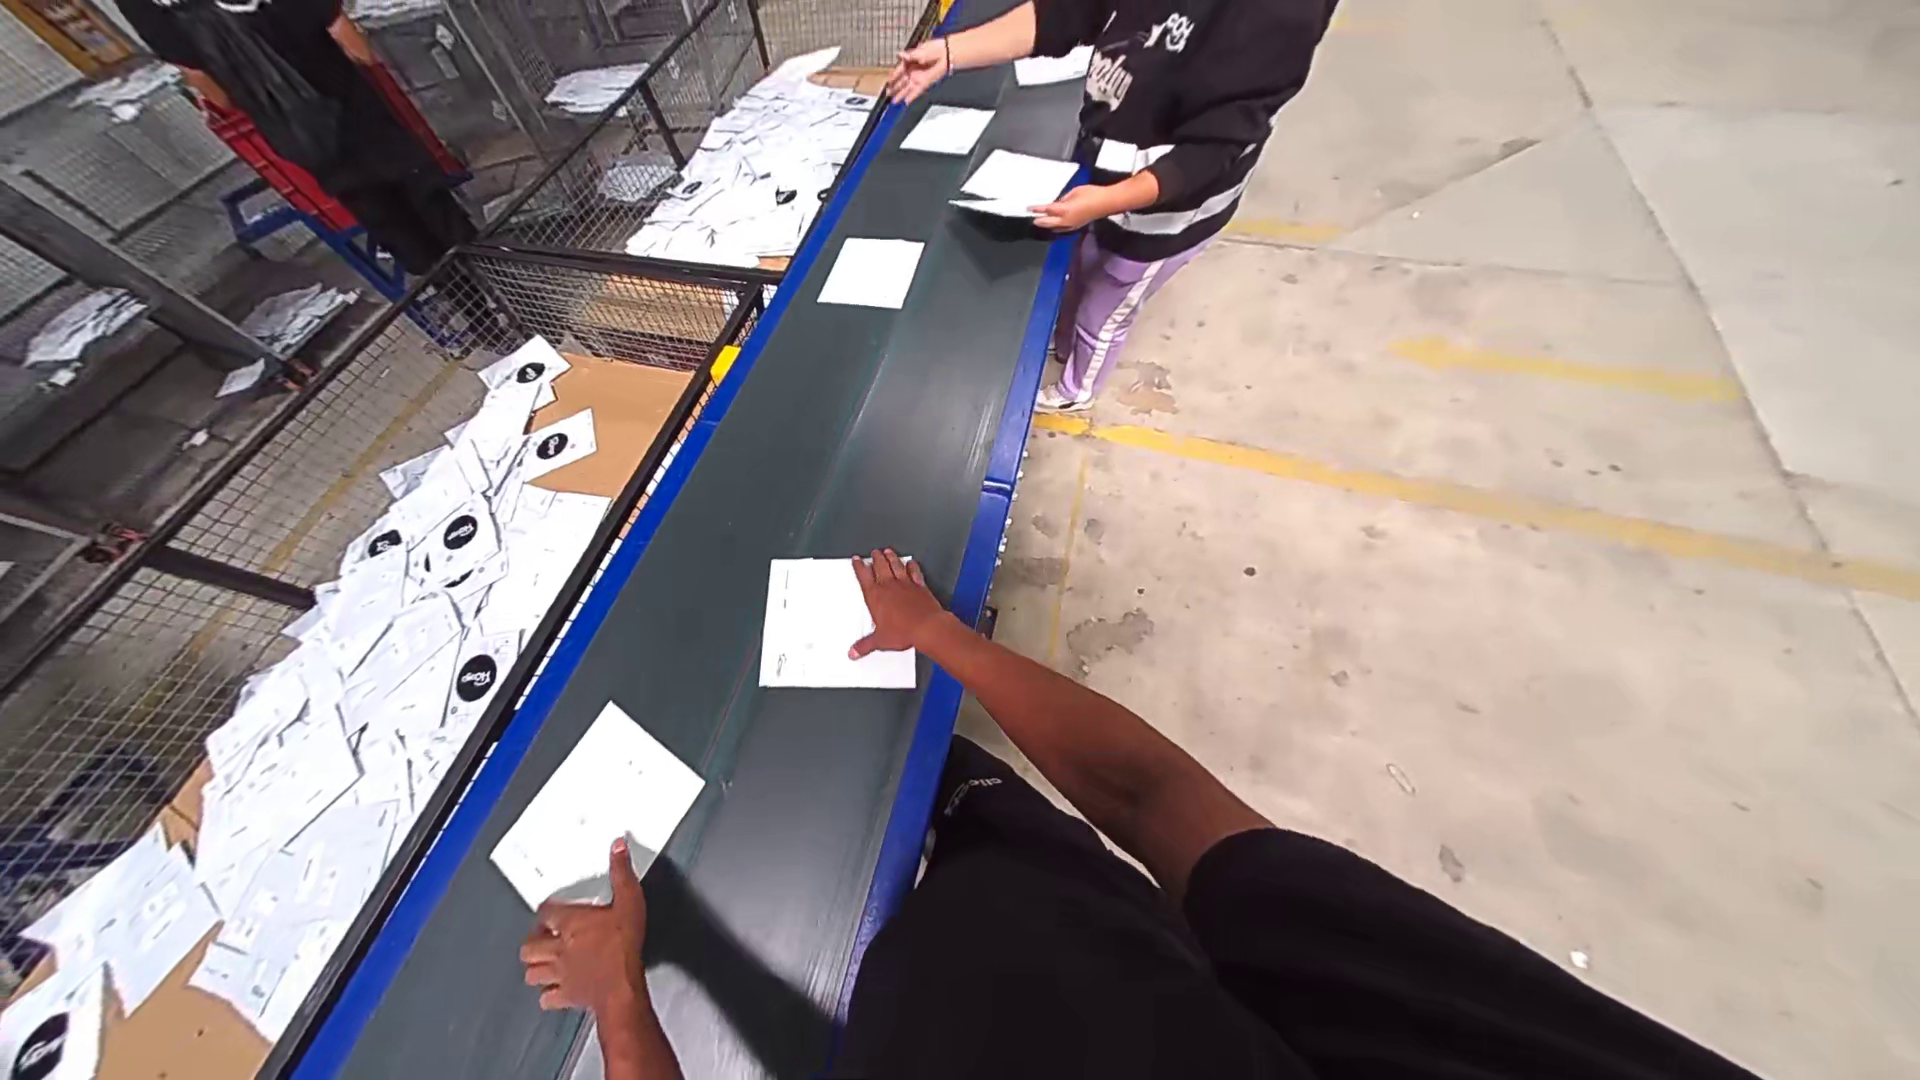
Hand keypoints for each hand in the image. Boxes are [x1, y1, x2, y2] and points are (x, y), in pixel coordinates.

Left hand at [521, 838, 647, 1015]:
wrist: (623, 985)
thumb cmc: (624, 943)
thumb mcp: (630, 898)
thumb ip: (621, 872)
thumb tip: (617, 847)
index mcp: (572, 924)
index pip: (547, 912)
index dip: (547, 908)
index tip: (551, 905)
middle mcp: (559, 949)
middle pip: (529, 946)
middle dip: (533, 938)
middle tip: (542, 933)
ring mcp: (560, 975)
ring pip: (531, 972)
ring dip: (535, 964)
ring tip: (543, 957)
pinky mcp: (566, 996)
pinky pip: (546, 997)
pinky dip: (547, 992)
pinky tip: (555, 987)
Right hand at [851, 549, 948, 657]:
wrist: (927, 627)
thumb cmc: (904, 631)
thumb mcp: (880, 640)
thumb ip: (865, 645)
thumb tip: (855, 651)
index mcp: (875, 596)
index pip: (864, 576)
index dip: (859, 566)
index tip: (857, 560)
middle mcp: (889, 586)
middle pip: (880, 566)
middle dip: (876, 558)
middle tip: (874, 552)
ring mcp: (905, 584)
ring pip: (896, 565)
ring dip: (891, 557)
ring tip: (888, 552)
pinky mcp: (920, 586)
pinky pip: (914, 571)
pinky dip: (912, 566)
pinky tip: (911, 562)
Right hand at [887, 39, 948, 103]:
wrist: (945, 54)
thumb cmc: (934, 49)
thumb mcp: (920, 50)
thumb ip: (910, 56)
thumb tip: (900, 55)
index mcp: (910, 61)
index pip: (899, 71)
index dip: (893, 77)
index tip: (888, 82)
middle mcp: (913, 71)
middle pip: (901, 82)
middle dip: (894, 88)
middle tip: (888, 94)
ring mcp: (918, 78)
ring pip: (907, 89)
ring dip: (900, 95)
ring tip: (894, 101)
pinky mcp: (924, 84)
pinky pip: (915, 93)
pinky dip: (911, 97)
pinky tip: (906, 102)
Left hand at [1032, 184, 1114, 230]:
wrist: (1105, 203)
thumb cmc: (1091, 194)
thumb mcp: (1074, 192)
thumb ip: (1064, 199)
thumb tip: (1058, 204)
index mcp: (1064, 210)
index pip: (1047, 210)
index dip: (1037, 209)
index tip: (1029, 208)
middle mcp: (1065, 220)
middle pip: (1048, 222)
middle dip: (1040, 221)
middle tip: (1032, 219)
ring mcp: (1070, 225)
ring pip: (1054, 228)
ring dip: (1047, 225)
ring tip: (1040, 223)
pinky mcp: (1075, 227)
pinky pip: (1061, 229)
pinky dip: (1055, 227)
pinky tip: (1053, 226)